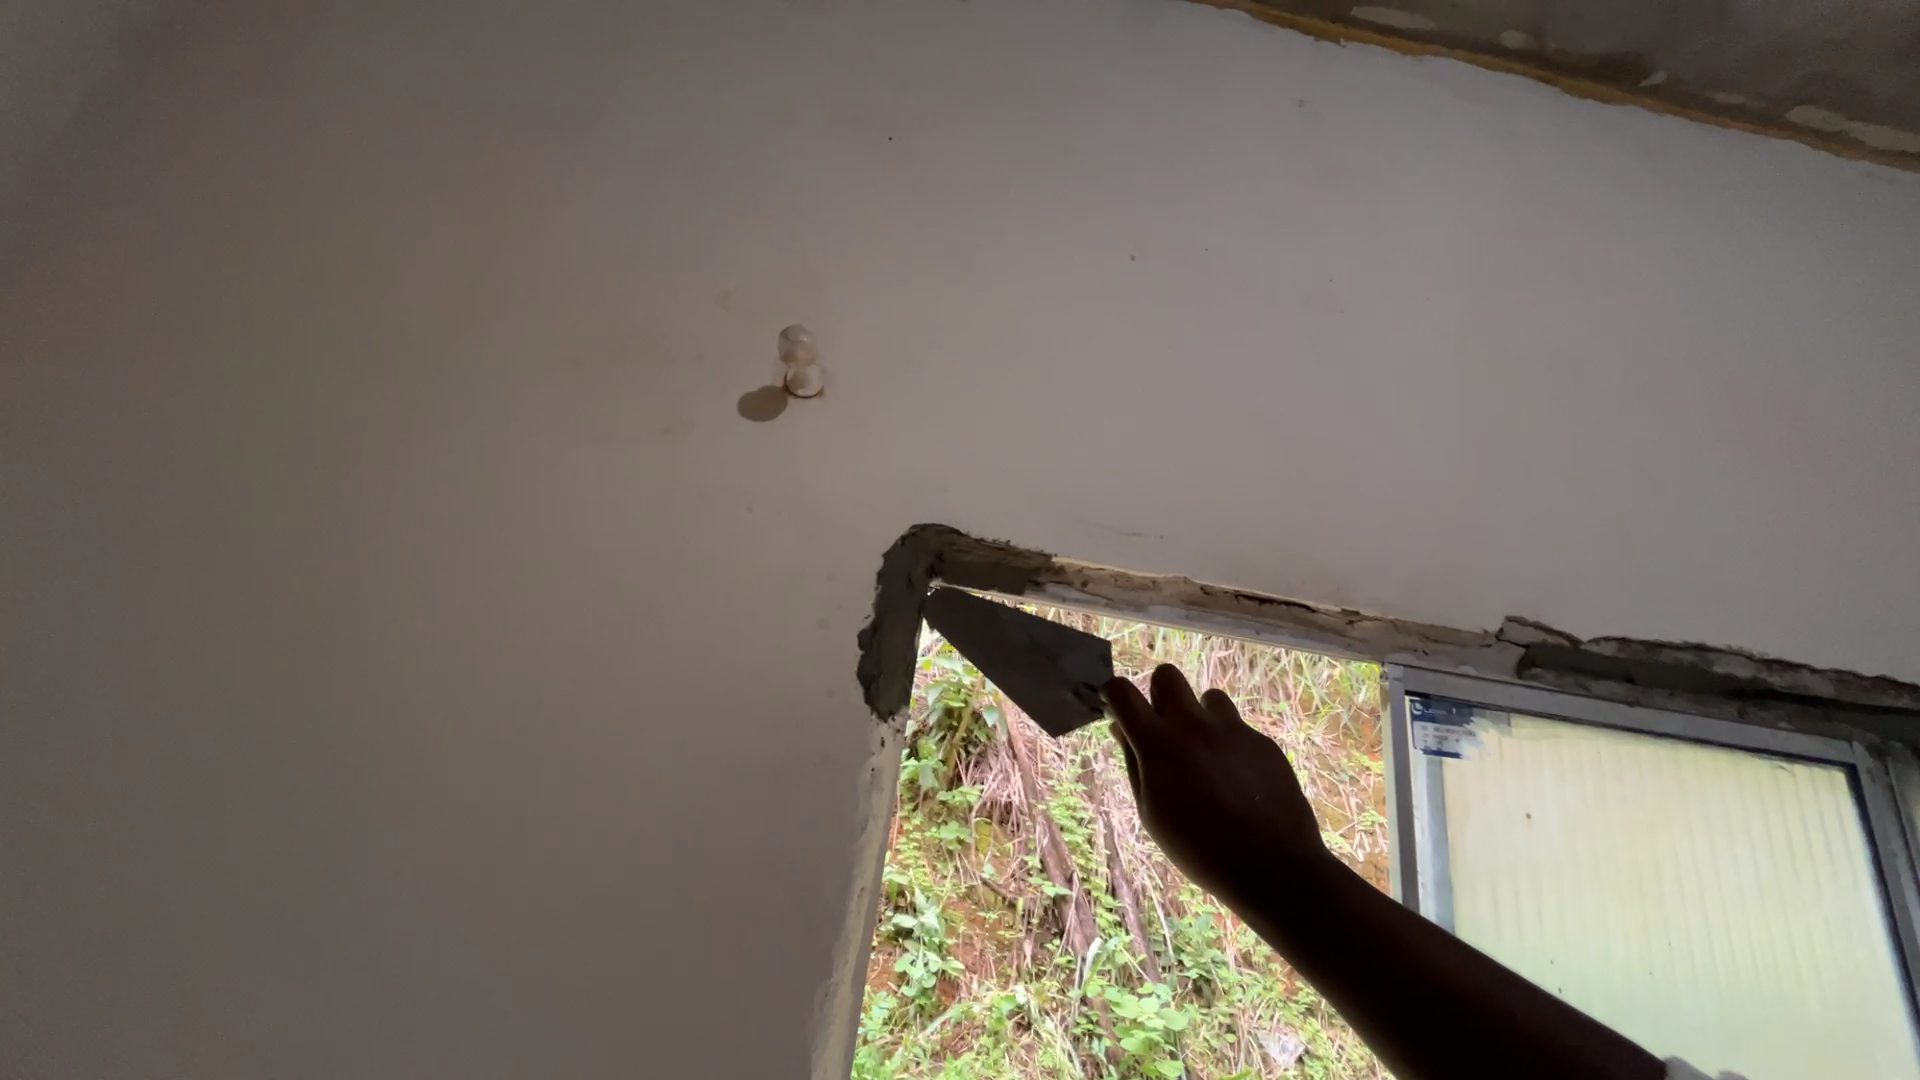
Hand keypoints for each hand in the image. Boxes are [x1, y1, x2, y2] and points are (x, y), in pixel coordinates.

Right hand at [1105, 665, 1328, 903]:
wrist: (1272, 866)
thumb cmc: (1197, 848)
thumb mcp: (1150, 811)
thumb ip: (1134, 762)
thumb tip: (1121, 728)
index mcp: (1157, 743)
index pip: (1122, 691)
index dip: (1113, 693)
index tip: (1115, 706)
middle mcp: (1193, 724)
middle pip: (1166, 675)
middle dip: (1159, 693)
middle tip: (1163, 727)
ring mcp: (1232, 729)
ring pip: (1208, 697)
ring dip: (1200, 717)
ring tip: (1206, 754)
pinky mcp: (1262, 740)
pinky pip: (1238, 728)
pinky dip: (1230, 744)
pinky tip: (1237, 780)